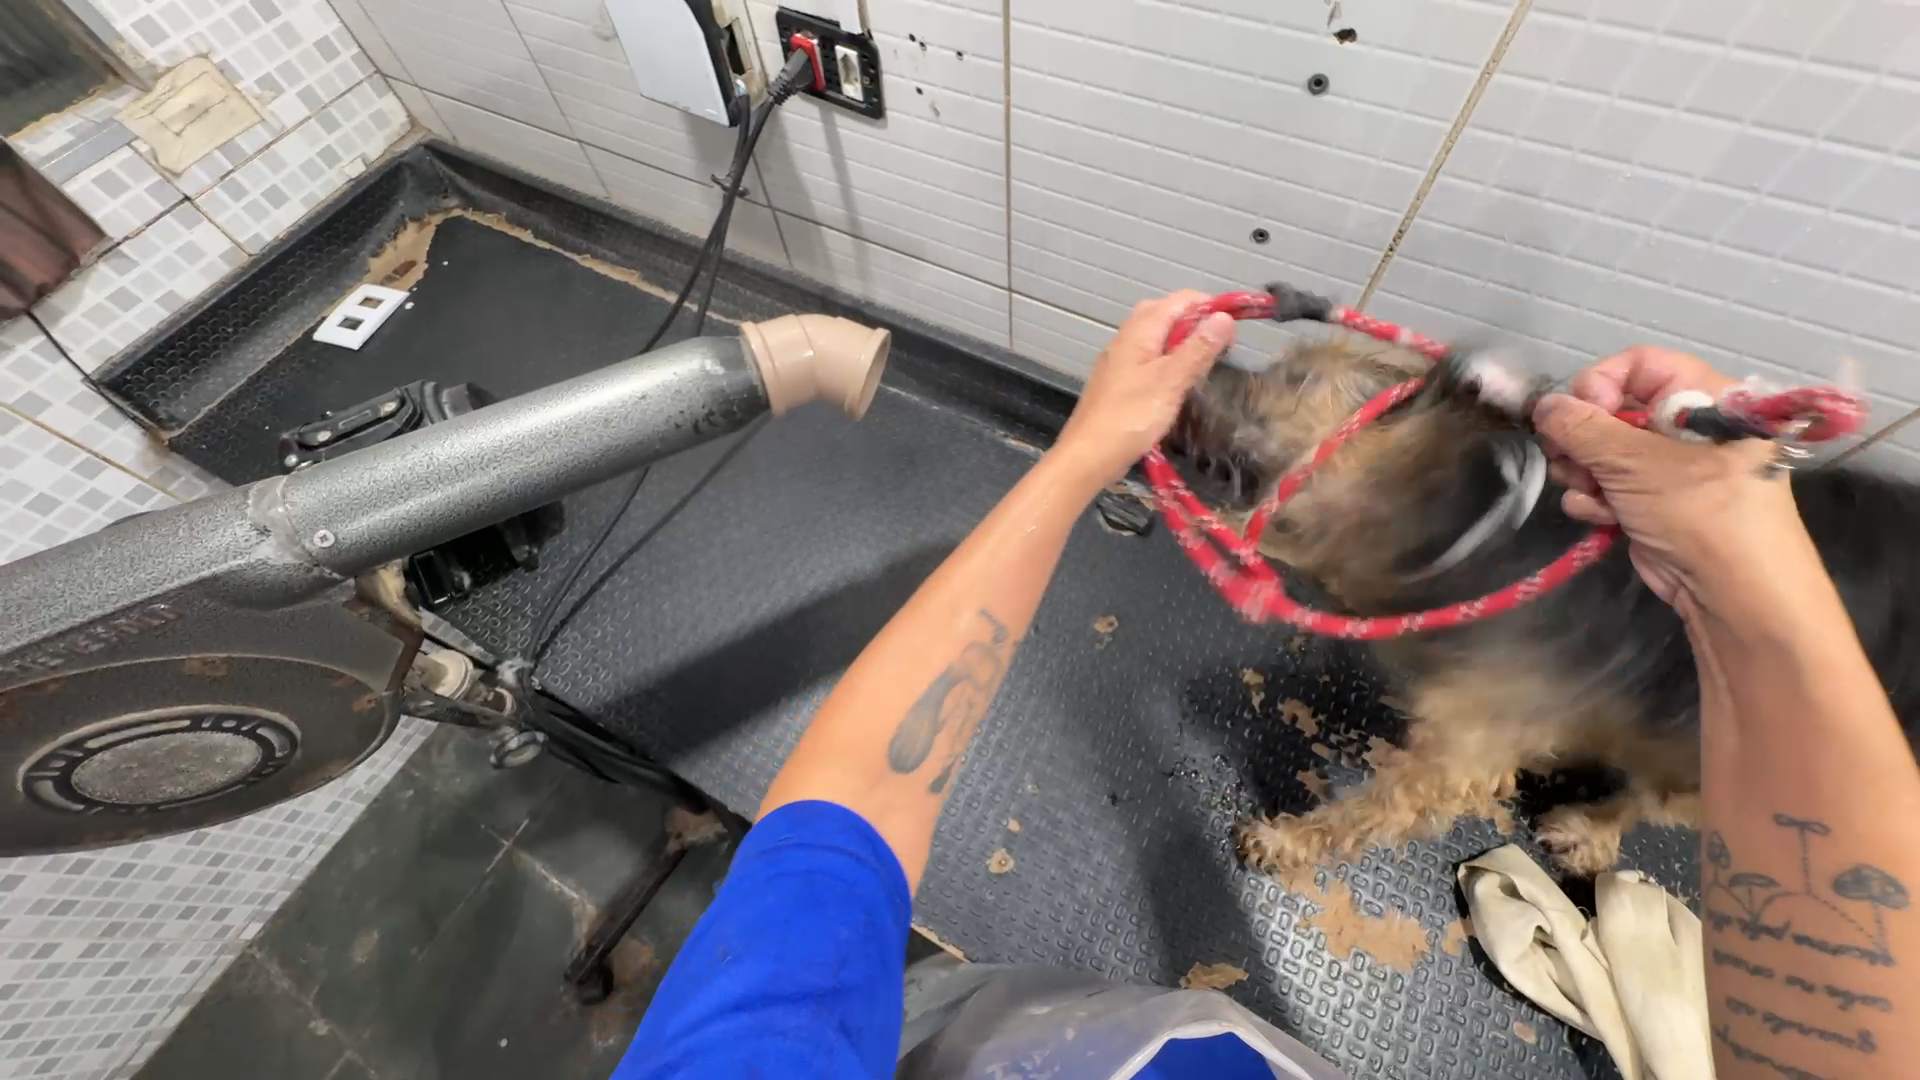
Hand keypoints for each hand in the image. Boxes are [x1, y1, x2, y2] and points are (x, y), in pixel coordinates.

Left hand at [1051, 291, 1235, 485]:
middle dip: (1193, 320)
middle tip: (1219, 342)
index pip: (1178, 301)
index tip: (1235, 325)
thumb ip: (1197, 348)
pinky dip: (1165, 362)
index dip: (1209, 305)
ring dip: (1180, 342)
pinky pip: (1145, 361)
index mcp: (1138, 332)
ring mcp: (1117, 363)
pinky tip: (1177, 383)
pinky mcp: (1116, 385)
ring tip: (1204, 361)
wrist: (1087, 456)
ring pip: (1153, 339)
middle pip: (1162, 314)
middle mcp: (1124, 341)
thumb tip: (1224, 317)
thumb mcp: (1171, 381)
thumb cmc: (1130, 418)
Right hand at [1531, 347, 1805, 608]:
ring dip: (1581, 473)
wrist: (1728, 586)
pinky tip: (1603, 516)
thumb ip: (1581, 427)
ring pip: (1594, 450)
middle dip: (1580, 439)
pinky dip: (1592, 499)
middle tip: (1571, 460)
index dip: (1600, 384)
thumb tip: (1542, 405)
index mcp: (1705, 401)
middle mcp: (1683, 427)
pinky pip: (1598, 483)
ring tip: (1593, 494)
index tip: (1579, 416)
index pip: (1639, 365)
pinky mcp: (1643, 496)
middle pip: (1607, 410)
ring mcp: (1663, 464)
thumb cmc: (1699, 511)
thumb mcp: (1635, 462)